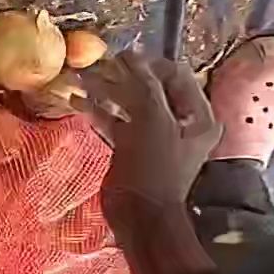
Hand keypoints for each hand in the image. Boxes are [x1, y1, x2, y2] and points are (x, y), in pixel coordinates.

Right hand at [80, 50, 221, 214]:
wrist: (140, 216)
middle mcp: (179, 121)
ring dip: (105, 90)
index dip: (147, 63)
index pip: (174, 74)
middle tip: (94, 66)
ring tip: (80, 79)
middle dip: (120, 76)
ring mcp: (154, 135)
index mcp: (197, 115)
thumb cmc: (153, 167)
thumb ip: (143, 86)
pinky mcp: (132, 147)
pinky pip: (115, 121)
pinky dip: (98, 110)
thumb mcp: (152, 121)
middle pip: (148, 87)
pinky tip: (76, 102)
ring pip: (128, 103)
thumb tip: (130, 56)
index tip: (118, 56)